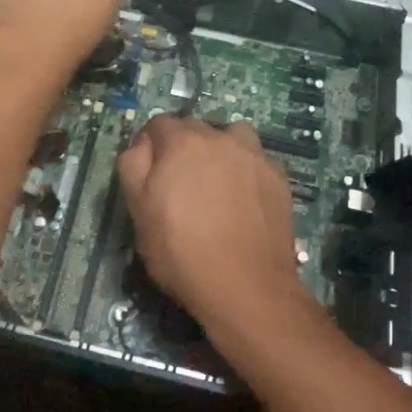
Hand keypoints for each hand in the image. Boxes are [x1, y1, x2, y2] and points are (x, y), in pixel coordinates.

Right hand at [117, 115, 308, 328]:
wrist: (247, 286)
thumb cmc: (182, 252)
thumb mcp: (138, 212)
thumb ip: (134, 167)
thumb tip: (142, 145)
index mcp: (182, 142)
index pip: (159, 124)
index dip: (151, 147)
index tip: (151, 175)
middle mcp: (220, 137)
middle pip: (195, 129)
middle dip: (184, 148)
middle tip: (182, 187)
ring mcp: (254, 155)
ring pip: (232, 137)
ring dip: (221, 151)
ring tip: (218, 185)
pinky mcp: (278, 176)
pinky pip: (256, 161)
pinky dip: (248, 172)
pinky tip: (246, 201)